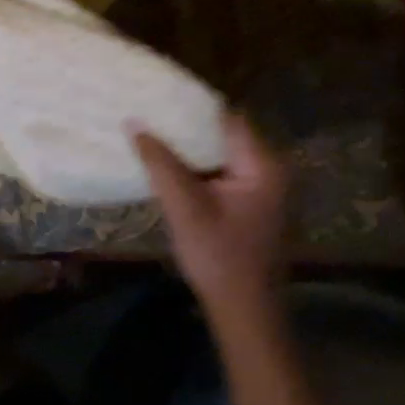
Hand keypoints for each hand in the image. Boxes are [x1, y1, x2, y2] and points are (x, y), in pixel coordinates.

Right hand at [131, 112, 287, 319]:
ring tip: (150, 131)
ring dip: (188, 145)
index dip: (191, 104)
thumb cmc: (219, 258)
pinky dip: (195, 164)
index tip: (156, 93)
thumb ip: (160, 163)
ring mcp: (262, 188)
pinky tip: (166, 164)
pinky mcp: (250, 203)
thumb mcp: (184, 207)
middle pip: (224, 132)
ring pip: (219, 152)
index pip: (227, 118)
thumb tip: (134, 122)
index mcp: (263, 166)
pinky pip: (220, 170)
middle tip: (146, 111)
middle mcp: (269, 171)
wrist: (245, 311)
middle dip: (185, 123)